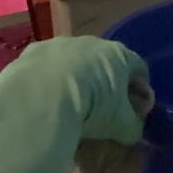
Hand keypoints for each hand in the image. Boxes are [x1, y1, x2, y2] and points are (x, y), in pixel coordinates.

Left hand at [0, 37, 147, 172]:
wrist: (42, 97)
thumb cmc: (93, 107)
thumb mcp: (122, 126)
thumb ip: (133, 126)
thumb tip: (133, 129)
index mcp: (120, 55)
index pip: (140, 68)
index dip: (141, 90)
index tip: (137, 110)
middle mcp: (92, 42)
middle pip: (106, 63)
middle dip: (107, 85)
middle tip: (103, 111)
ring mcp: (59, 44)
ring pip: (74, 63)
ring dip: (77, 81)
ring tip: (71, 108)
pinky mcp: (31, 52)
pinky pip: (47, 69)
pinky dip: (49, 82)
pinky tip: (45, 102)